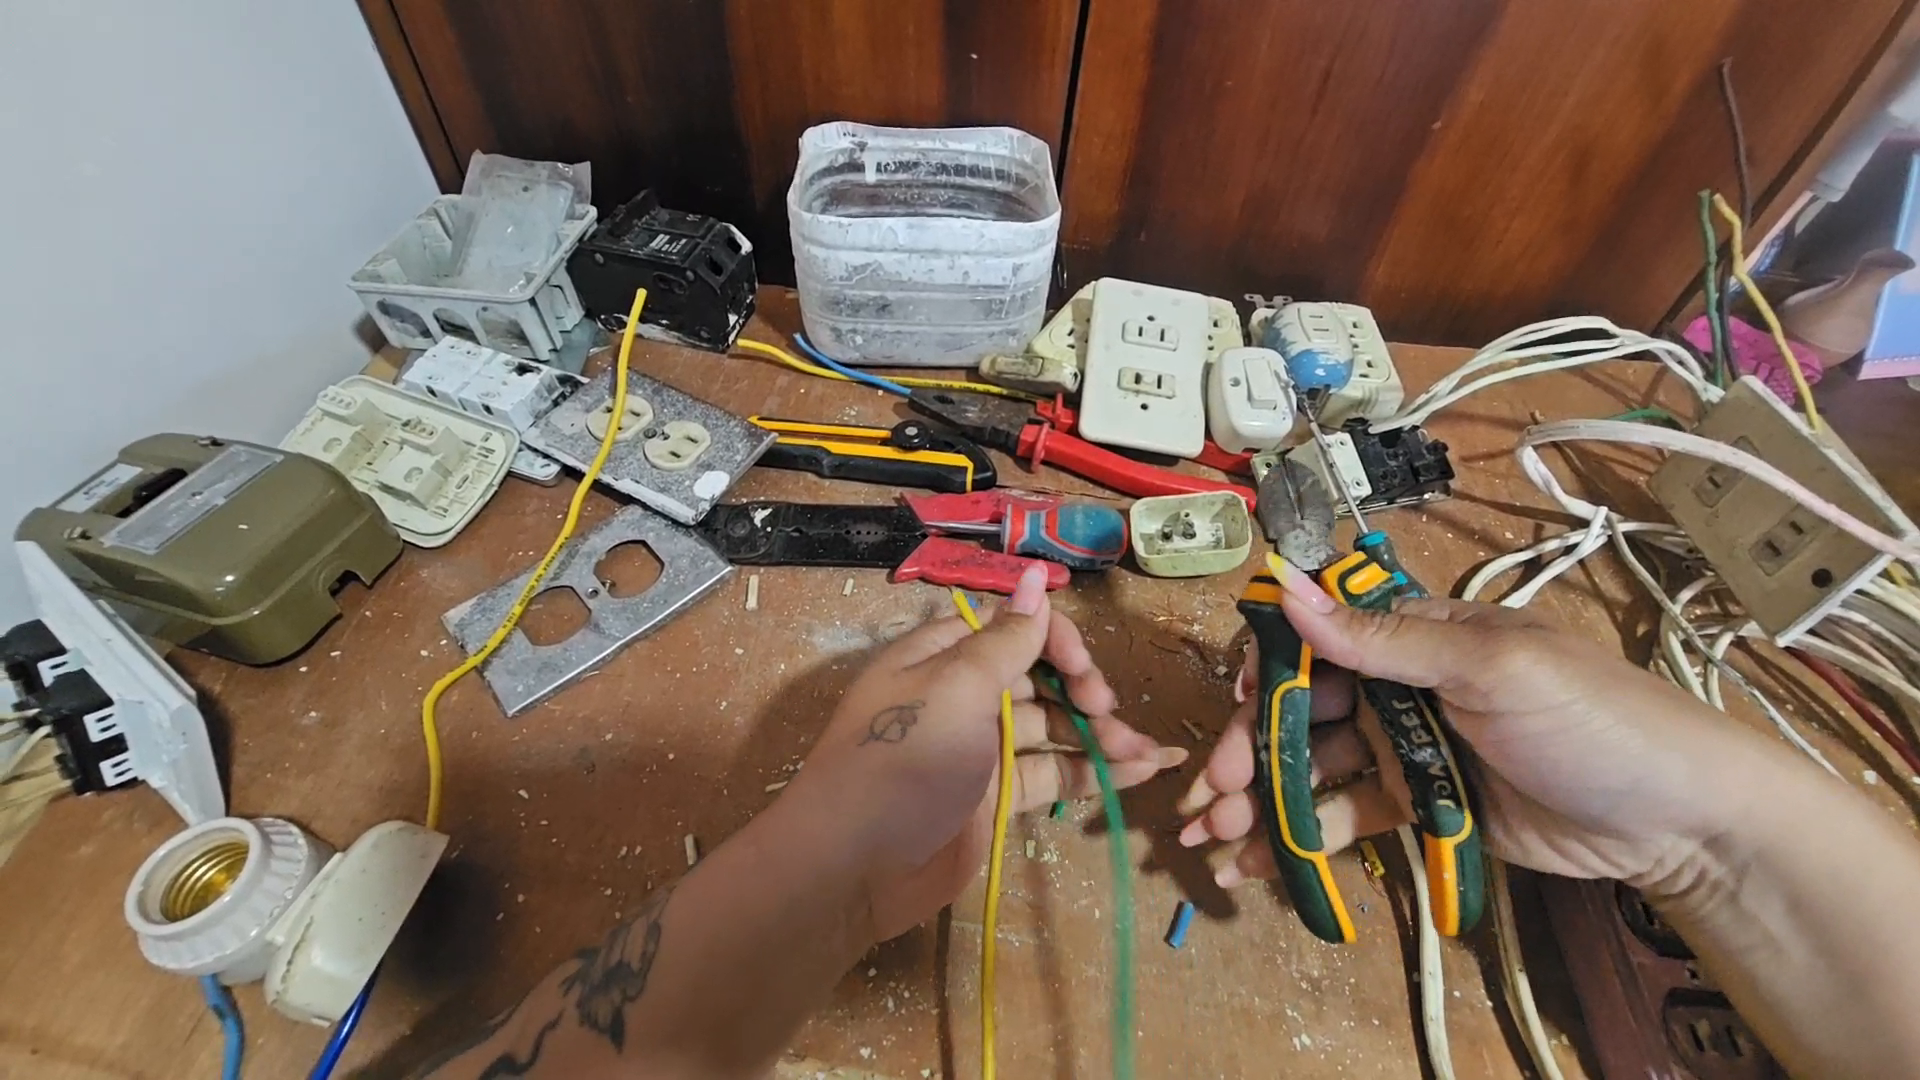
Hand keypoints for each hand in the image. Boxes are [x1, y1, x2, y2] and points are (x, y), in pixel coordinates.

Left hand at [791, 564, 1187, 941]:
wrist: (854, 868)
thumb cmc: (902, 761)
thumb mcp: (955, 690)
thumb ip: (1006, 639)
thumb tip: (1035, 575)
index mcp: (945, 655)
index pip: (1012, 626)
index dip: (1054, 639)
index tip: (1082, 667)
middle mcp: (966, 693)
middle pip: (1038, 674)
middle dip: (1081, 686)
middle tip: (1105, 709)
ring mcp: (983, 746)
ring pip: (1052, 724)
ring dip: (1098, 732)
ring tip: (1143, 750)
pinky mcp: (998, 795)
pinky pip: (1052, 771)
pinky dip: (1094, 770)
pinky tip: (1141, 770)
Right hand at [1178, 559, 1755, 892]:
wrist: (1688, 826)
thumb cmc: (1592, 720)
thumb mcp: (1488, 667)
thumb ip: (1379, 636)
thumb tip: (1285, 584)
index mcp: (1409, 635)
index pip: (1314, 640)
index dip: (1266, 671)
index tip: (1237, 706)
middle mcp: (1393, 684)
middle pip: (1299, 710)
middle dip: (1248, 749)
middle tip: (1209, 794)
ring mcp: (1400, 745)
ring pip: (1311, 765)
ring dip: (1260, 798)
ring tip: (1214, 836)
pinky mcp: (1413, 801)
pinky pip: (1344, 813)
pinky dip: (1301, 835)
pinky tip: (1259, 859)